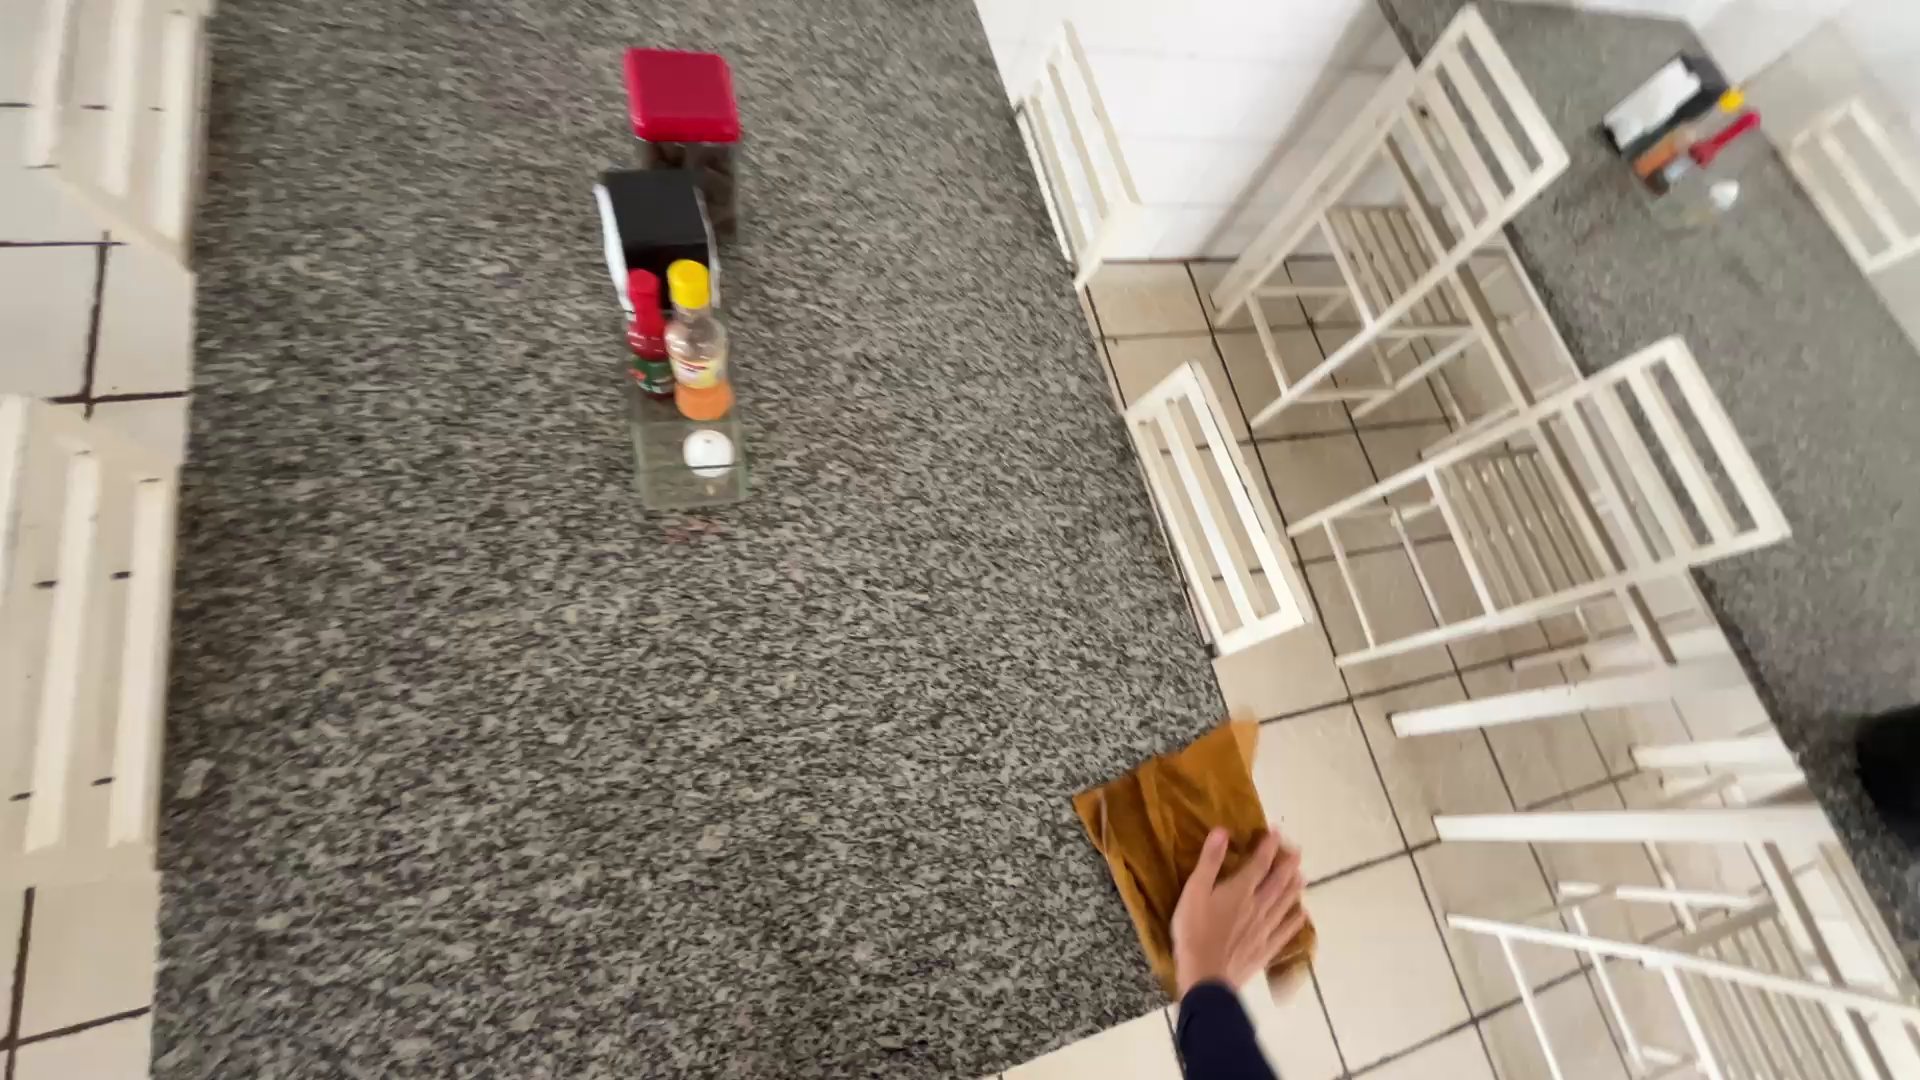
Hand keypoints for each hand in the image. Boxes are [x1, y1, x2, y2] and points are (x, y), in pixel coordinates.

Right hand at [1171, 827, 1306, 997]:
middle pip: (1278, 883)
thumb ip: (1209, 861)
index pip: (1259, 863)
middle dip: (1287, 865)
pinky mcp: (1266, 949)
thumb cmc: (1194, 930)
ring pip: (1285, 904)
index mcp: (1241, 891)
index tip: (1276, 831)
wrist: (1206, 975)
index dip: (1268, 846)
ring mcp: (1265, 930)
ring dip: (1294, 888)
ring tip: (1302, 876)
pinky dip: (1295, 920)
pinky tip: (1302, 914)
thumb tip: (1222, 831)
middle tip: (1297, 851)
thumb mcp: (1194, 890)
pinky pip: (1286, 931)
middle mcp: (1258, 907)